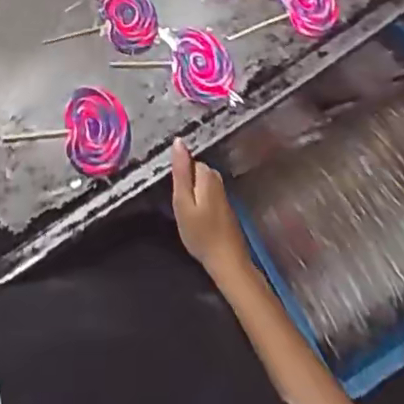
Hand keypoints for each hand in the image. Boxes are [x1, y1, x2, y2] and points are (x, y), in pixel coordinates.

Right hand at [171, 138, 251, 277]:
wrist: (228, 263)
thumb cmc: (200, 233)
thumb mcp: (182, 202)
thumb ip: (180, 171)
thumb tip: (178, 141)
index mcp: (207, 175)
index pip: (187, 161)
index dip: (178, 176)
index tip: (175, 193)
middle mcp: (217, 179)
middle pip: (194, 172)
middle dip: (185, 185)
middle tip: (180, 207)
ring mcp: (223, 194)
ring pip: (200, 184)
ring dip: (192, 195)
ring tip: (187, 215)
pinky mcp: (225, 207)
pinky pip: (207, 195)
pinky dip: (200, 204)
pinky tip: (197, 220)